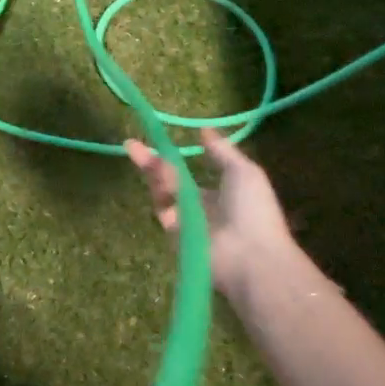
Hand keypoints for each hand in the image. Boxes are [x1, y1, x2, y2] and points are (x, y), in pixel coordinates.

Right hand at [124, 128, 299, 297]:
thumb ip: (222, 150)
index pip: (188, 174)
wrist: (252, 256)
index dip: (172, 157)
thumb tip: (203, 129)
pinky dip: (159, 192)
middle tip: (130, 144)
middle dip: (151, 161)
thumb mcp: (244, 172)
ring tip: (138, 151)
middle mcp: (200, 207)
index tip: (156, 139)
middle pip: (169, 180)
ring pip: (163, 191)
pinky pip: (162, 209)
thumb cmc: (254, 211)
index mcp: (220, 193)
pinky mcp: (174, 235)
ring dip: (153, 171)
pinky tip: (156, 173)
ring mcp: (186, 221)